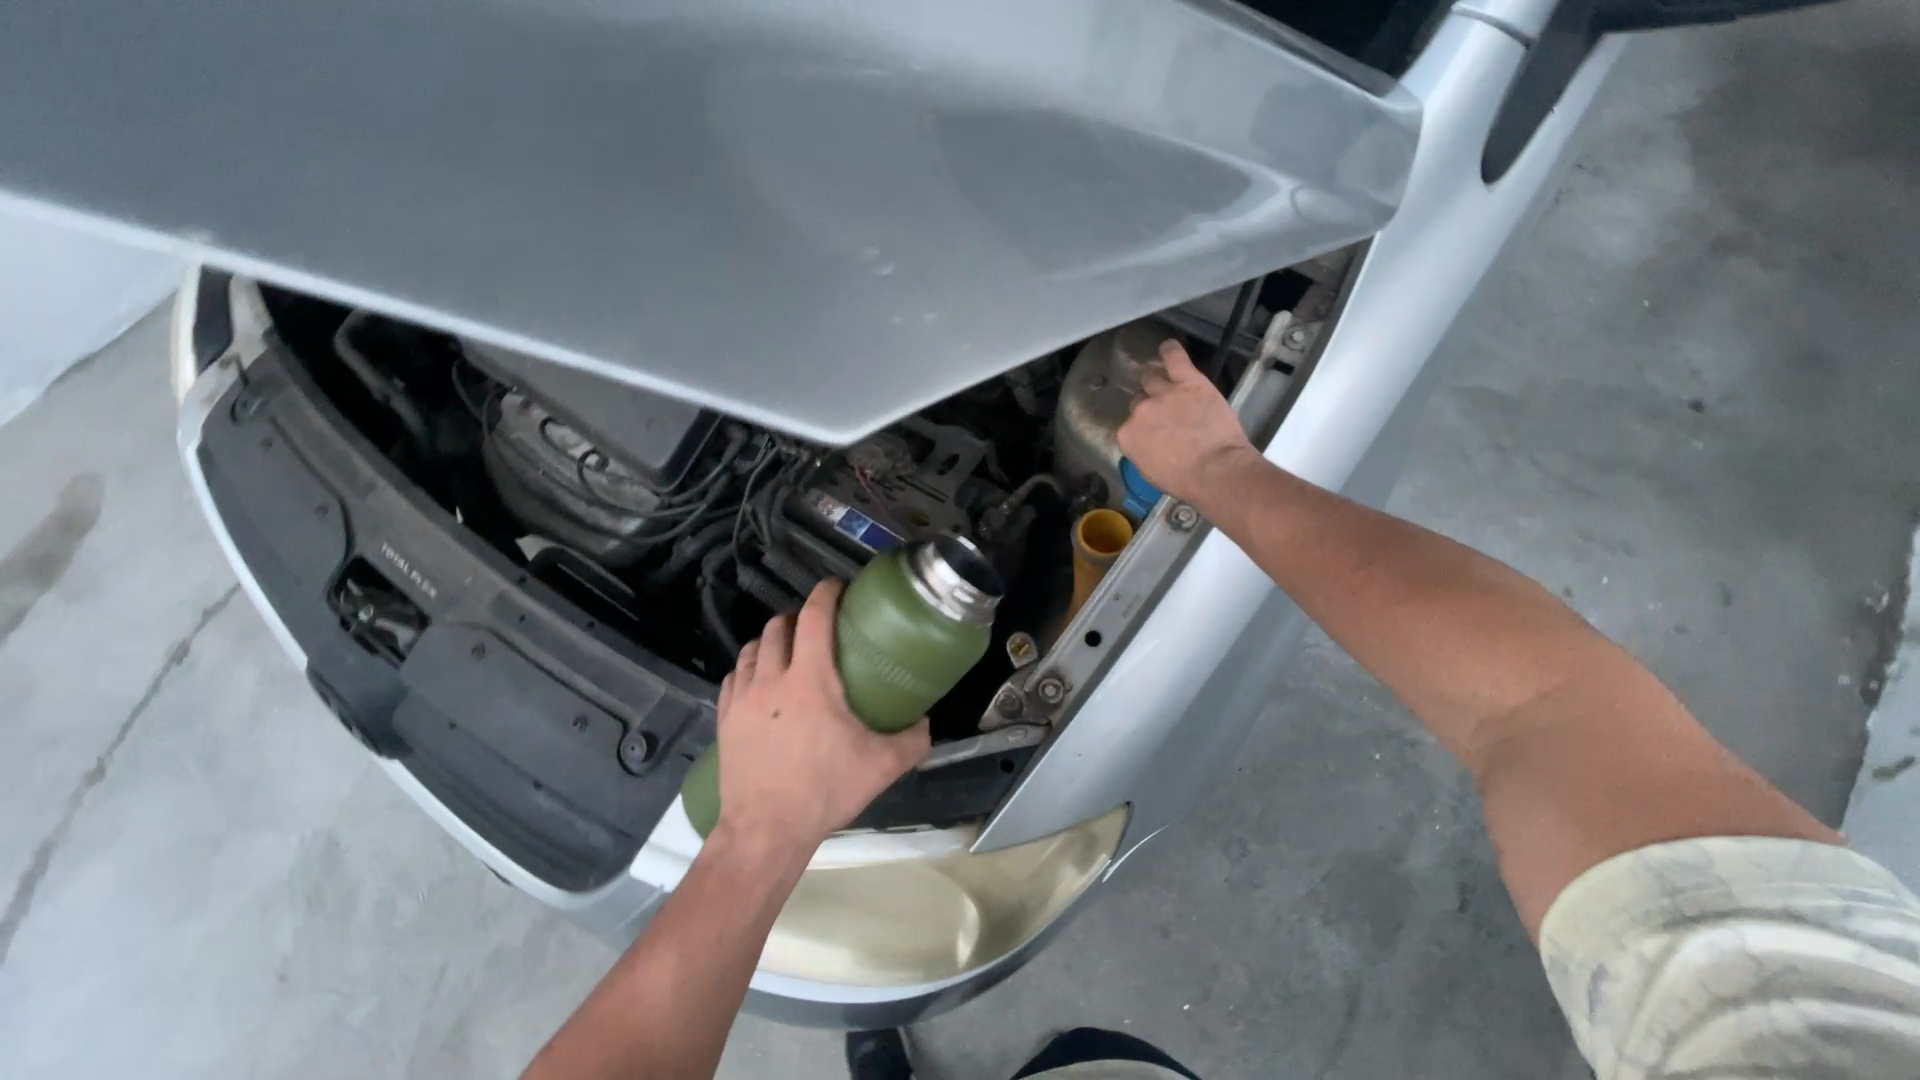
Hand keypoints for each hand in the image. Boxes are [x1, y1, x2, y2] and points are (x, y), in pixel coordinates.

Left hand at [711, 580, 929, 854]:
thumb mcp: (881, 767)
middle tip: (818, 627)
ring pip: (752, 649)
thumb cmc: (824, 792)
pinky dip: (749, 668)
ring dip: (772, 641)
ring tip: (788, 651)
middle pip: (779, 627)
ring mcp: (742, 699)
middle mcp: (771, 679)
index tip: (838, 588)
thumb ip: (912, 740)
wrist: (765, 831)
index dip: (826, 593)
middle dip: (798, 617)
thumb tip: (925, 722)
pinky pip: (733, 677)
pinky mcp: (724, 719)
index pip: (814, 617)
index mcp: (810, 680)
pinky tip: (759, 681)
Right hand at [1116, 340, 1260, 507]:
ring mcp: (1164, 394)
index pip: (1130, 425)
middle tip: (1169, 417)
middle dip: (1152, 407)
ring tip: (1168, 387)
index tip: (1155, 434)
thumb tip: (1146, 441)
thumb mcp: (1152, 473)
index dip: (1144, 429)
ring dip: (1159, 385)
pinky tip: (1168, 347)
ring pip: (1153, 380)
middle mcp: (1140, 411)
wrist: (1216, 470)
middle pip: (1140, 401)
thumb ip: (1142, 451)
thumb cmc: (1185, 480)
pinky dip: (1171, 351)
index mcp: (1128, 435)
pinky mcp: (1189, 382)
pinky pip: (1175, 358)